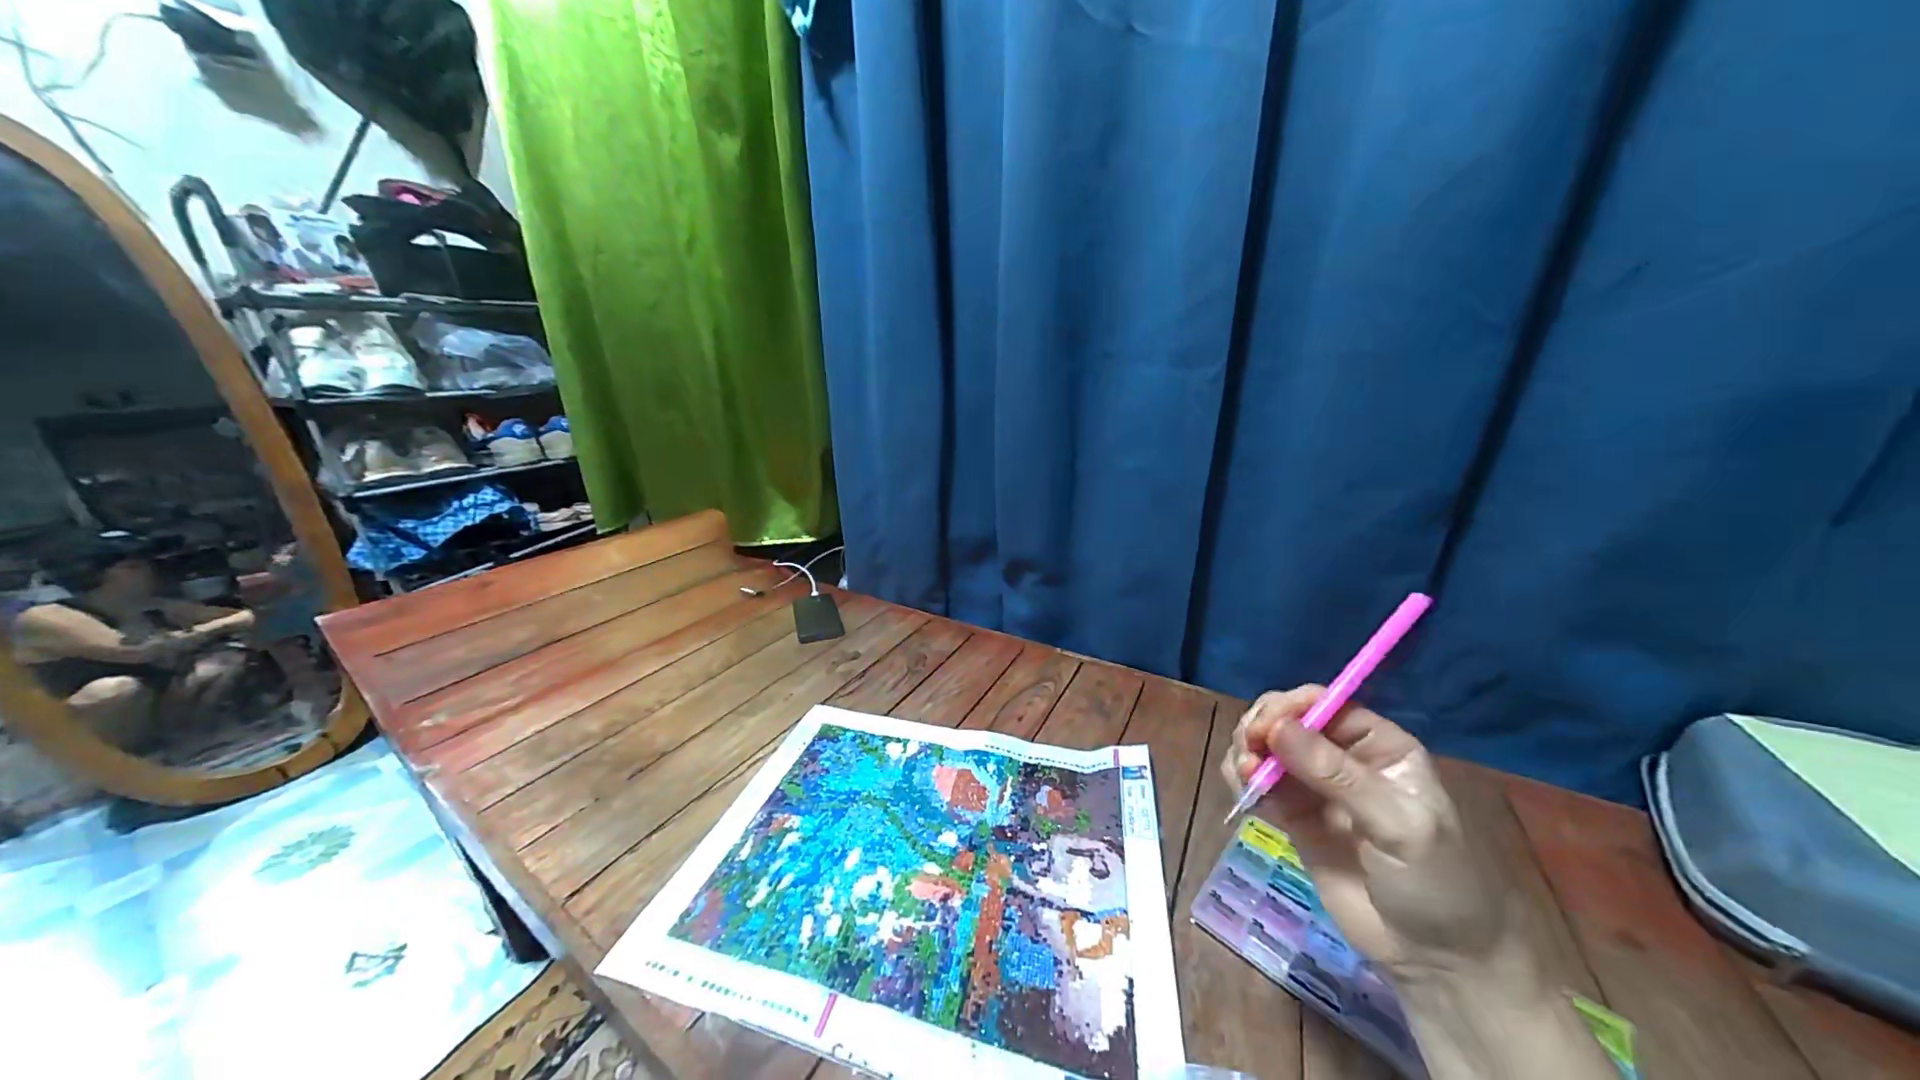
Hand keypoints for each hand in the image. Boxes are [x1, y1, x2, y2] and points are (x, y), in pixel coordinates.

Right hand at [1220, 685, 1510, 977]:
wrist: (1437, 961)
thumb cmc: (1438, 884)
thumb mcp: (1399, 825)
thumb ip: (1337, 776)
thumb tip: (1276, 729)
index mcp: (1380, 746)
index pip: (1326, 705)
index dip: (1291, 708)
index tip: (1264, 727)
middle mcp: (1343, 757)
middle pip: (1288, 720)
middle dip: (1262, 726)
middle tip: (1248, 750)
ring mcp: (1315, 788)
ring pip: (1267, 747)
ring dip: (1246, 749)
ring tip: (1243, 773)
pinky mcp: (1293, 817)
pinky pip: (1258, 783)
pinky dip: (1241, 776)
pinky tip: (1241, 786)